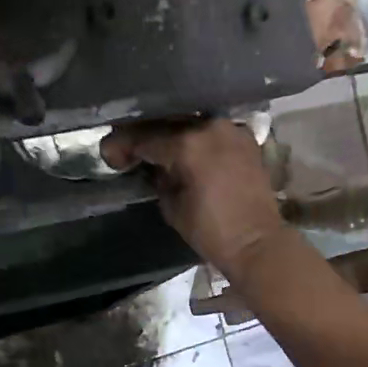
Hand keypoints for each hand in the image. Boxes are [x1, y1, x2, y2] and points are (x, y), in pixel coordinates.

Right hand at [102, 119, 290, 279]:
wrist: (257, 243)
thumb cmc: (211, 232)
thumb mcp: (173, 208)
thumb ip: (159, 181)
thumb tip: (155, 169)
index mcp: (188, 145)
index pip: (146, 138)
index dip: (124, 146)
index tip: (110, 155)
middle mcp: (210, 127)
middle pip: (168, 123)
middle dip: (145, 134)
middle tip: (128, 147)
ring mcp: (231, 129)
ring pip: (191, 124)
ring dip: (171, 134)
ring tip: (155, 148)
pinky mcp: (245, 139)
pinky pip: (212, 132)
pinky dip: (195, 138)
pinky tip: (184, 151)